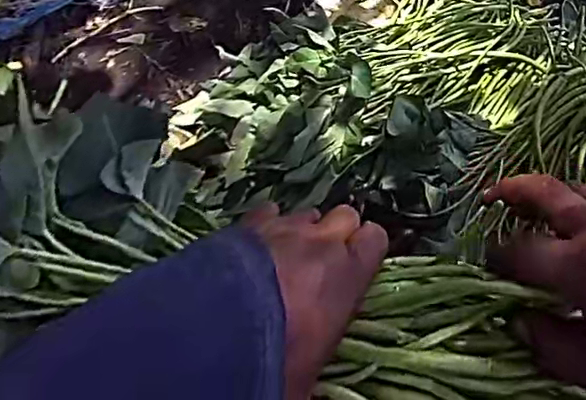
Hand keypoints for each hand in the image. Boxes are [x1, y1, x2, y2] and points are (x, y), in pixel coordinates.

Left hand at [243, 203, 386, 399]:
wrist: (210, 340)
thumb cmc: (274, 365)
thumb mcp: (310, 372)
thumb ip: (325, 341)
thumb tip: (320, 366)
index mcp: (345, 276)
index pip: (375, 239)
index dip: (365, 249)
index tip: (355, 267)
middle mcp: (322, 242)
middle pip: (345, 215)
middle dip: (336, 234)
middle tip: (320, 265)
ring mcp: (285, 228)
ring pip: (307, 214)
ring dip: (302, 232)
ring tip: (285, 259)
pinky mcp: (250, 223)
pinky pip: (269, 212)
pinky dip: (267, 227)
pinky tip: (255, 248)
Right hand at [483, 175, 585, 399]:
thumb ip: (551, 344)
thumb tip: (518, 323)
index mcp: (581, 264)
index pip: (522, 251)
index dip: (497, 256)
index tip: (484, 261)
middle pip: (545, 192)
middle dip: (512, 189)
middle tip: (489, 196)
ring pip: (573, 186)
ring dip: (545, 190)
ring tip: (527, 201)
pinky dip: (581, 194)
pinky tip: (578, 208)